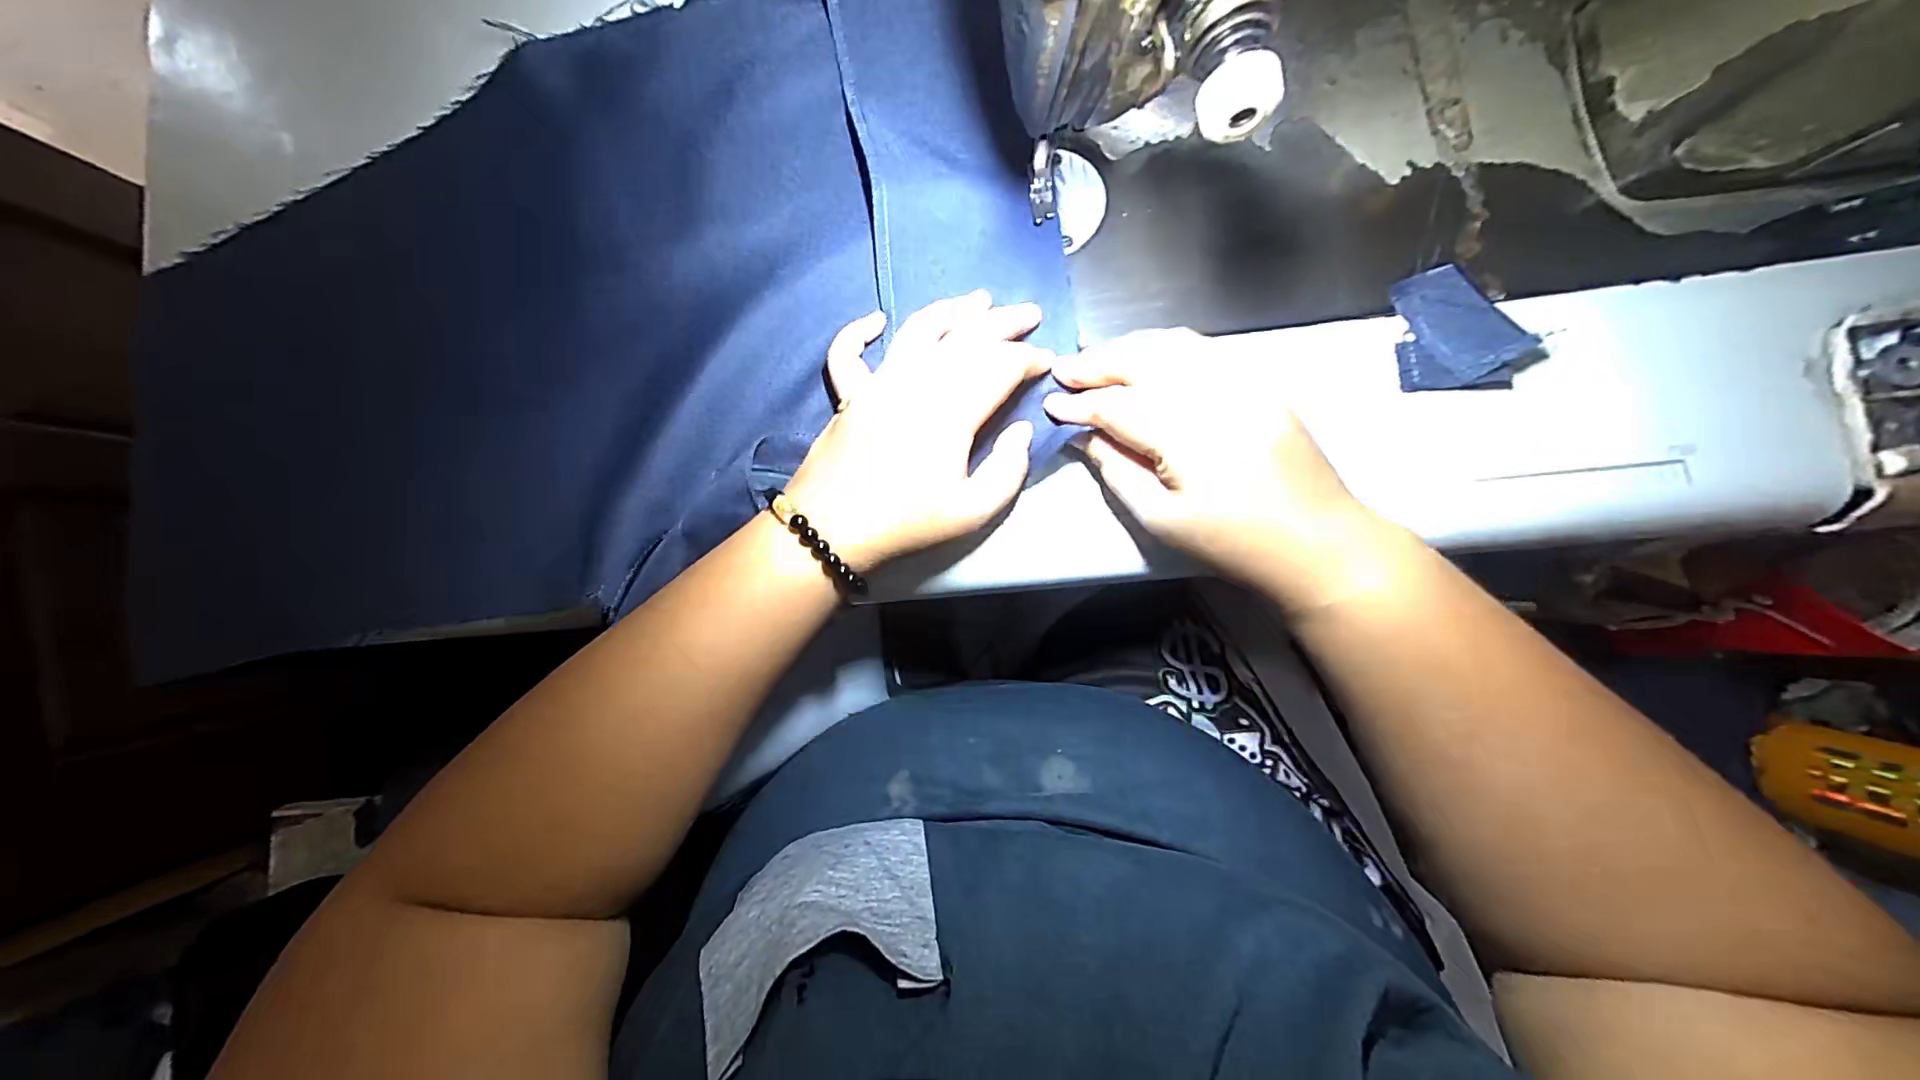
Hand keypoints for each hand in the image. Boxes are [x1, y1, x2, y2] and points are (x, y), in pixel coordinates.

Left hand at [782, 292, 1053, 571]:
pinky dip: (859, 331)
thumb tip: (1022, 430)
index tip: (1047, 361)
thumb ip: (1008, 470)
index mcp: (953, 410)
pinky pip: (849, 351)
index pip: (1001, 366)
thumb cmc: (906, 522)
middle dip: (1004, 322)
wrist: (832, 529)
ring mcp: (879, 382)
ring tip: (978, 299)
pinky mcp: (850, 393)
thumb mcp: (972, 511)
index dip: (1029, 359)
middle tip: (1030, 313)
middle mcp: (918, 382)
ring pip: (918, 329)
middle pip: (967, 337)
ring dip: (952, 310)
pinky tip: (877, 320)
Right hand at [1044, 328, 1414, 615]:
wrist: (1317, 540)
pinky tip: (1147, 356)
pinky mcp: (1260, 383)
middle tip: (1064, 369)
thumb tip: (1084, 436)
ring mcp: (1244, 383)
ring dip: (1130, 347)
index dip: (1080, 404)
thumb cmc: (1232, 542)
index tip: (1051, 404)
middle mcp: (1215, 396)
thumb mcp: (1161, 519)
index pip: (1119, 406)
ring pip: (1174, 345)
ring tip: (1098, 357)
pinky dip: (1167, 347)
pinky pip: (1206, 350)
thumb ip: (1116, 470)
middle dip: (1098, 363)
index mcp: (1187, 436)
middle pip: (1144, 361)